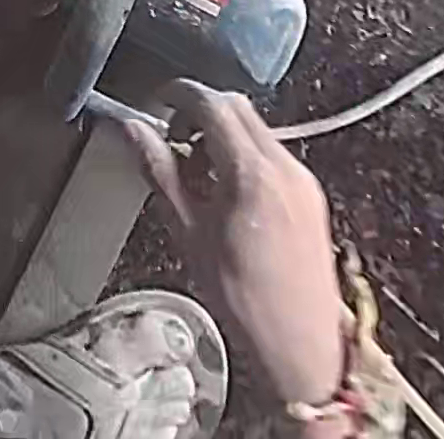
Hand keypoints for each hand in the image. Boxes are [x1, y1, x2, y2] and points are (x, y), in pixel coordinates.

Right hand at [122, 79, 343, 407]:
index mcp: (251, 174)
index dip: (179, 94)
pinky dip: (241, 150)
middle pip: (236, 106)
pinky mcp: (309, 192)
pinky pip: (270, 149)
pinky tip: (223, 184)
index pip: (213, 104)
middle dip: (199, 109)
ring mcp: (301, 178)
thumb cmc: (243, 298)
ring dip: (220, 129)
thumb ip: (160, 170)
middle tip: (174, 135)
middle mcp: (283, 167)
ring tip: (197, 167)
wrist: (305, 349)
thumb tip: (134, 130)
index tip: (158, 101)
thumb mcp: (188, 231)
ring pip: (254, 125)